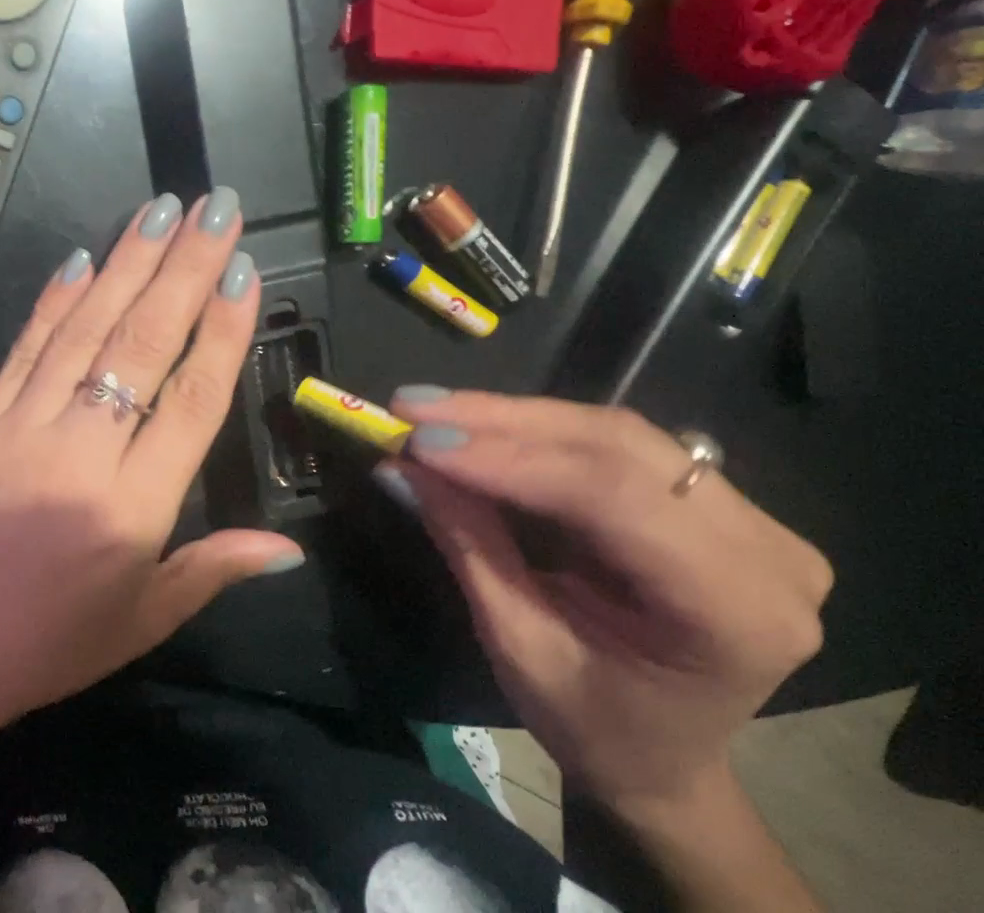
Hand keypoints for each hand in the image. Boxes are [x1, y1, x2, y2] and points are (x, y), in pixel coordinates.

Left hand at [0, 188, 303, 731]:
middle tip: (215, 206)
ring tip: (160, 210)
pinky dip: (54, 301)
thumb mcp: (144, 619)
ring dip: (126, 264)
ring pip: (83, 332)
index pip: (192, 399)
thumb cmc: (51, 645)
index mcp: (133, 507)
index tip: (245, 271)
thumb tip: (288, 549)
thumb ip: (213, 570)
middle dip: (184, 268)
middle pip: (142, 345)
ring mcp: (22, 428)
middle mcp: (81, 453)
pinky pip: (24, 351)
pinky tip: (82, 260)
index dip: (223, 330)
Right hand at [376, 389, 832, 815]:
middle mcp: (769, 552)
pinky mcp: (720, 505)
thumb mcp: (518, 644)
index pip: (615, 498)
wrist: (660, 762)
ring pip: (619, 435)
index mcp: (736, 611)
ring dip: (515, 418)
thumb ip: (470, 545)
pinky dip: (539, 432)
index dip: (510, 460)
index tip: (418, 441)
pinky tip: (480, 425)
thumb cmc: (590, 724)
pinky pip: (621, 447)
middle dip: (502, 422)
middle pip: (622, 449)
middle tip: (411, 408)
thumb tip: (402, 466)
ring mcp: (756, 522)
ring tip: (432, 410)